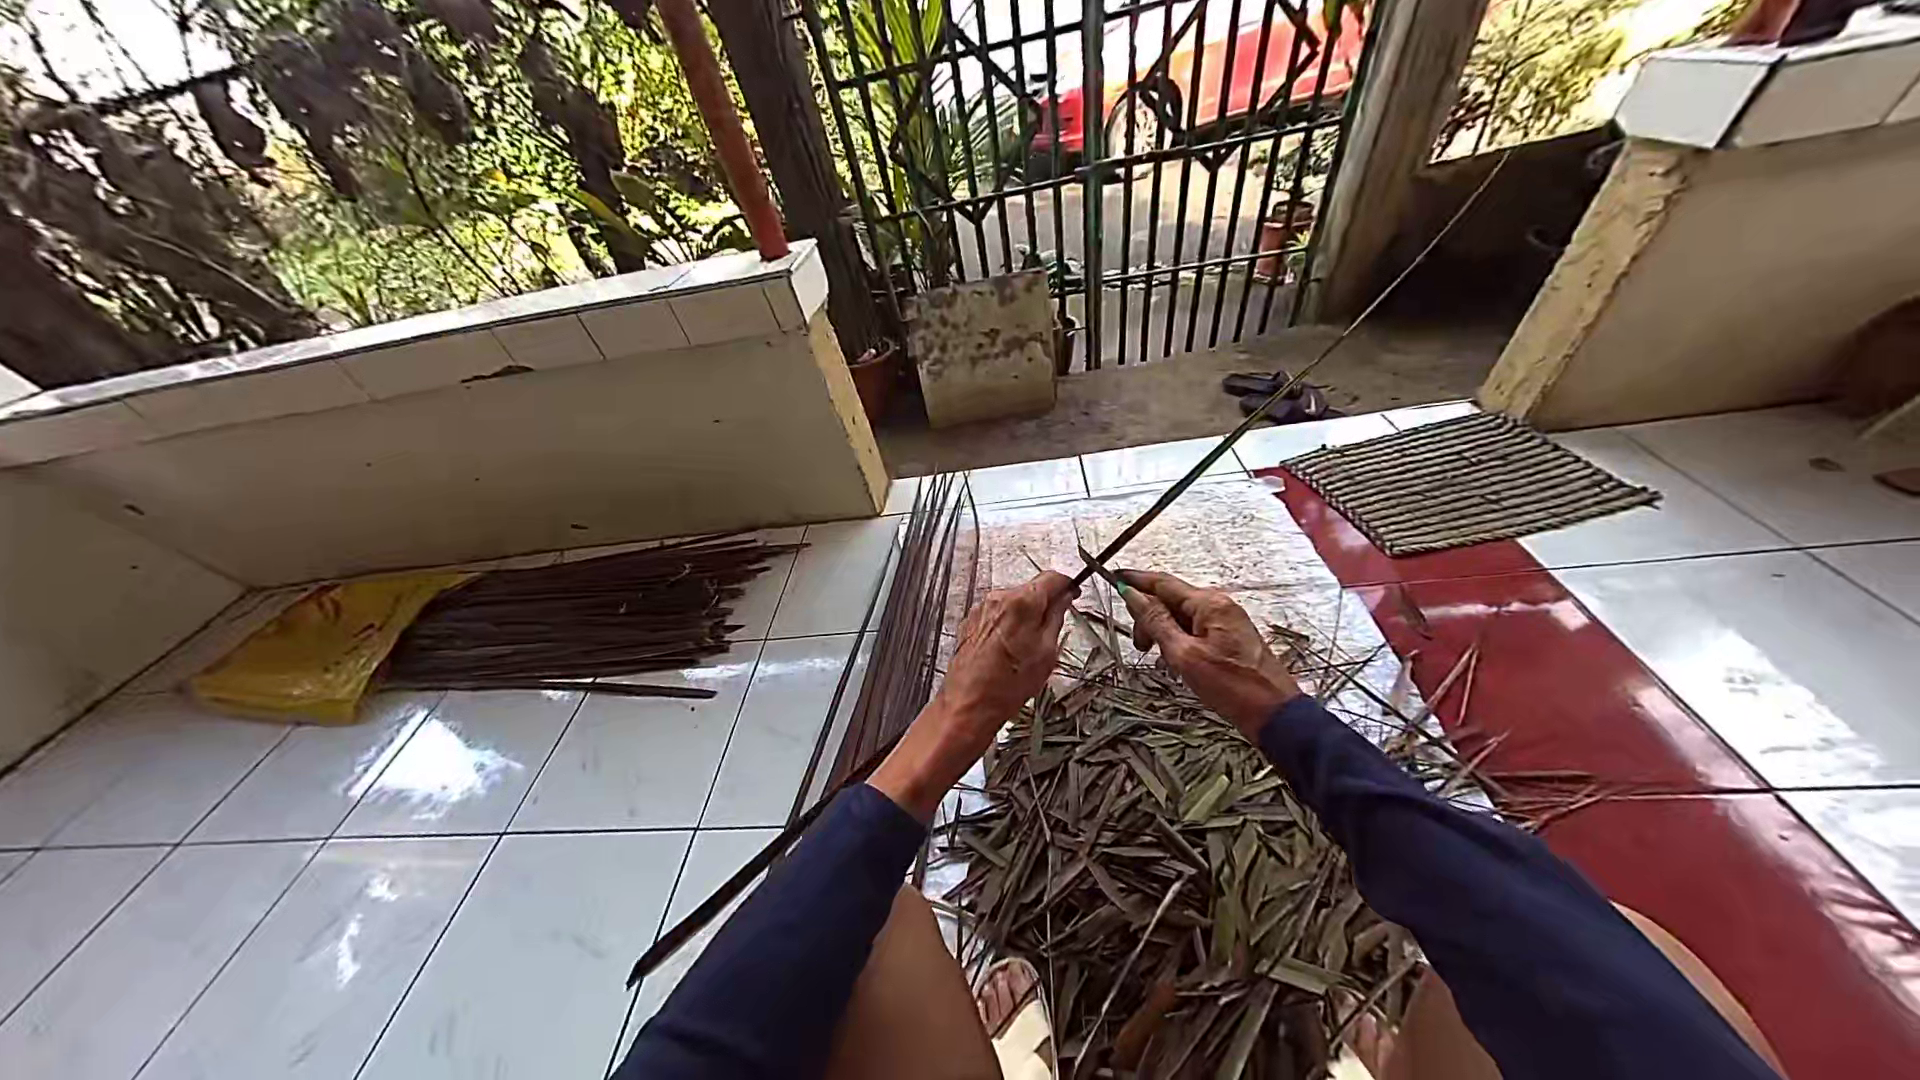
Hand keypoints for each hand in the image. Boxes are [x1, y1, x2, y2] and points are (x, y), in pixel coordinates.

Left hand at [868, 571, 1077, 821]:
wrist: (969, 704)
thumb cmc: (1005, 685)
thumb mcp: (1047, 652)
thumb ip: (1057, 618)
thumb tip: (1063, 599)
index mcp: (1021, 602)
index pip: (1052, 577)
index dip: (1066, 585)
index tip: (1072, 593)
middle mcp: (998, 599)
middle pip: (1030, 590)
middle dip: (1044, 605)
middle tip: (1052, 631)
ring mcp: (981, 610)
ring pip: (1013, 603)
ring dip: (1025, 617)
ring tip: (1028, 649)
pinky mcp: (971, 622)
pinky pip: (997, 616)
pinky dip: (1007, 626)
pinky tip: (1010, 651)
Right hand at [1117, 569, 1299, 737]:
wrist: (1273, 714)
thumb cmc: (1230, 685)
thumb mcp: (1184, 654)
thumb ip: (1156, 621)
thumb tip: (1131, 595)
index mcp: (1208, 603)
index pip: (1163, 583)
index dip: (1135, 580)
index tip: (1112, 577)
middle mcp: (1218, 604)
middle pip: (1170, 600)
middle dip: (1149, 617)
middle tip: (1141, 647)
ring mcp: (1225, 619)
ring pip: (1180, 616)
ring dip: (1162, 631)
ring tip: (1159, 658)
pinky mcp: (1228, 636)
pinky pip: (1193, 628)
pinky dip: (1177, 639)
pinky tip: (1175, 660)